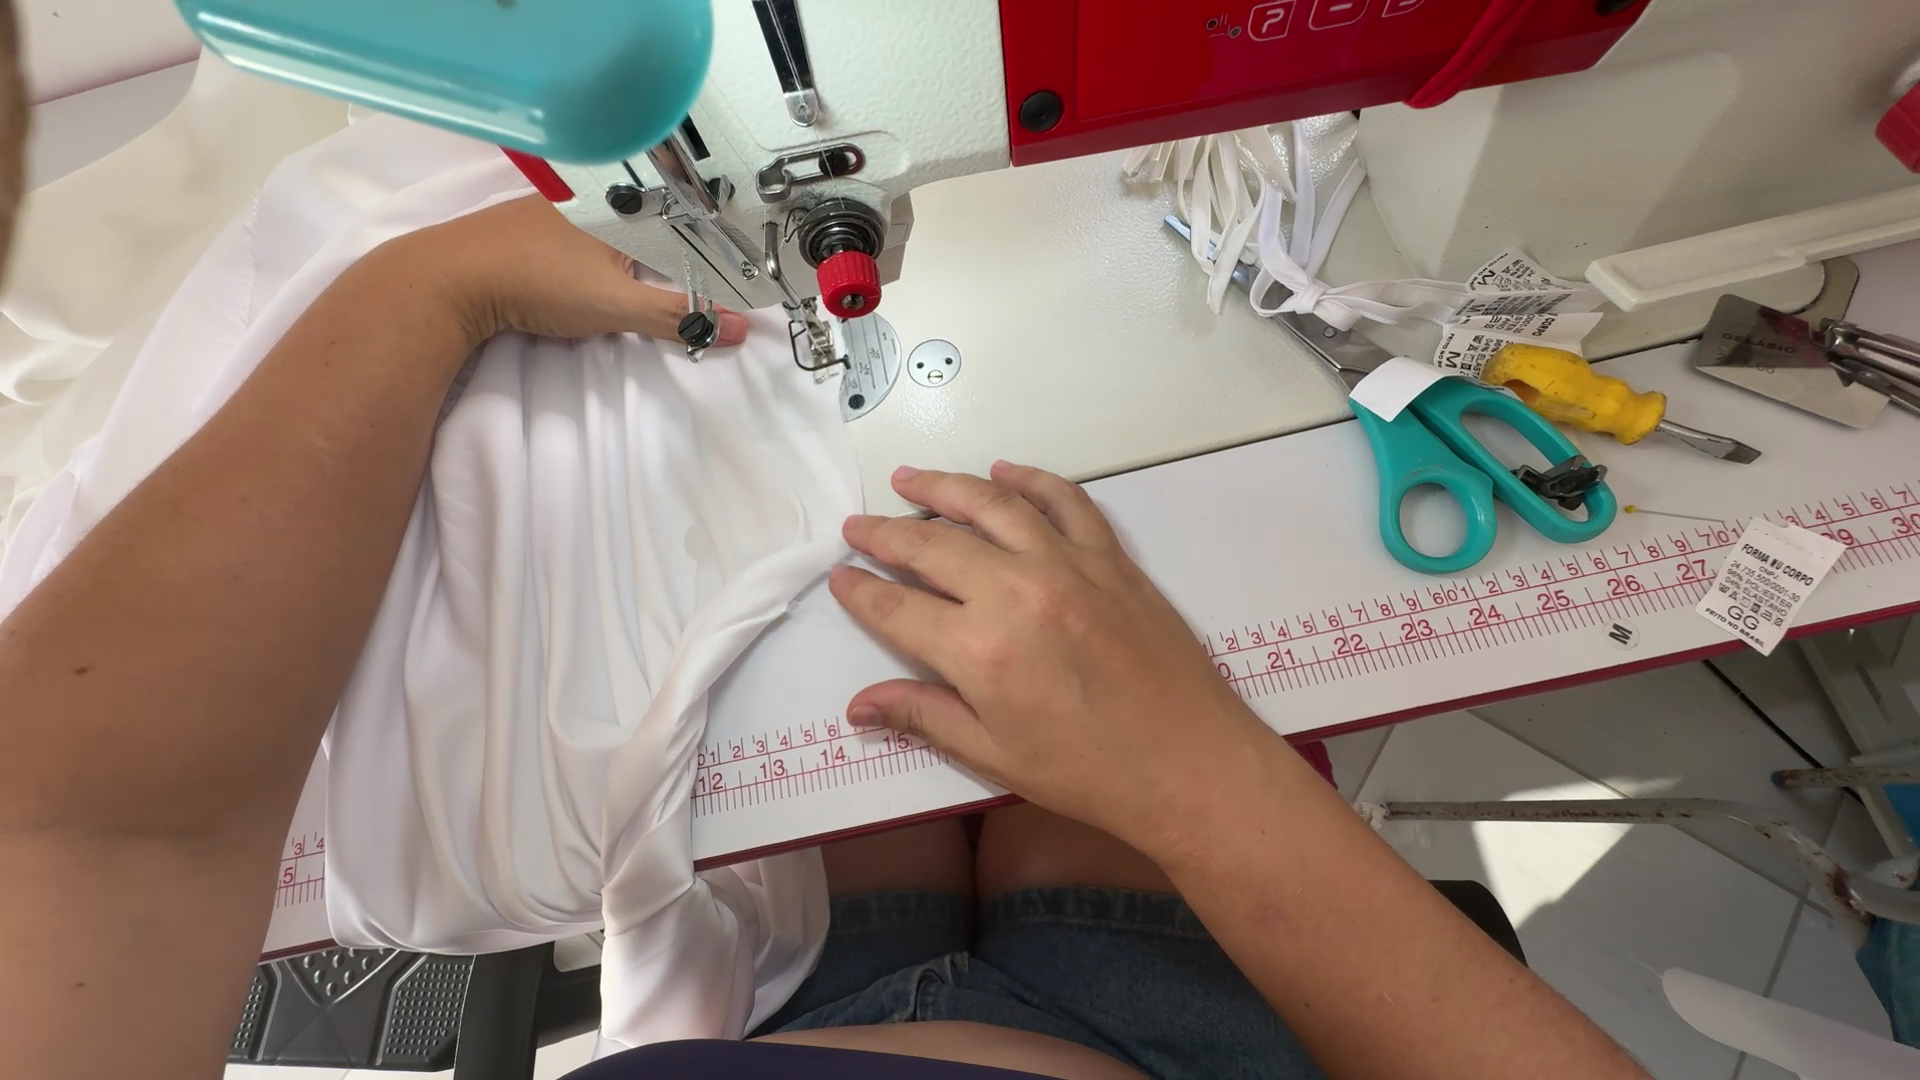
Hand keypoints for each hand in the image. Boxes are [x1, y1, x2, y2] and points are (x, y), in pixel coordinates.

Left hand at [381, 195, 746, 347]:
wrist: (448, 280)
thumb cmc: (540, 283)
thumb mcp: (620, 306)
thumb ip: (680, 318)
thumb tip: (740, 330)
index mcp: (619, 205)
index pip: (684, 224)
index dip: (714, 252)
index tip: (741, 278)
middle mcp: (592, 198)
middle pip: (655, 225)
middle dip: (682, 253)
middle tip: (714, 283)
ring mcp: (559, 209)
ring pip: (621, 231)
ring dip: (645, 255)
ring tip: (671, 281)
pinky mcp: (534, 227)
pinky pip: (592, 238)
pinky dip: (612, 257)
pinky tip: (611, 274)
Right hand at [828, 462, 1281, 854]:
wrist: (1190, 764)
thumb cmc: (1087, 772)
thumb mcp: (994, 754)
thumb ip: (923, 716)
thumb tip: (856, 706)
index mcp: (980, 651)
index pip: (897, 609)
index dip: (861, 592)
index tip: (838, 575)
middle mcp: (1016, 592)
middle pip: (932, 547)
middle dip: (885, 534)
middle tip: (858, 525)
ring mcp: (1067, 564)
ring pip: (991, 506)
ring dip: (943, 487)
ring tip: (909, 479)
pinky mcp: (1110, 556)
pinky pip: (1065, 501)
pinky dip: (1031, 479)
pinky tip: (1004, 470)